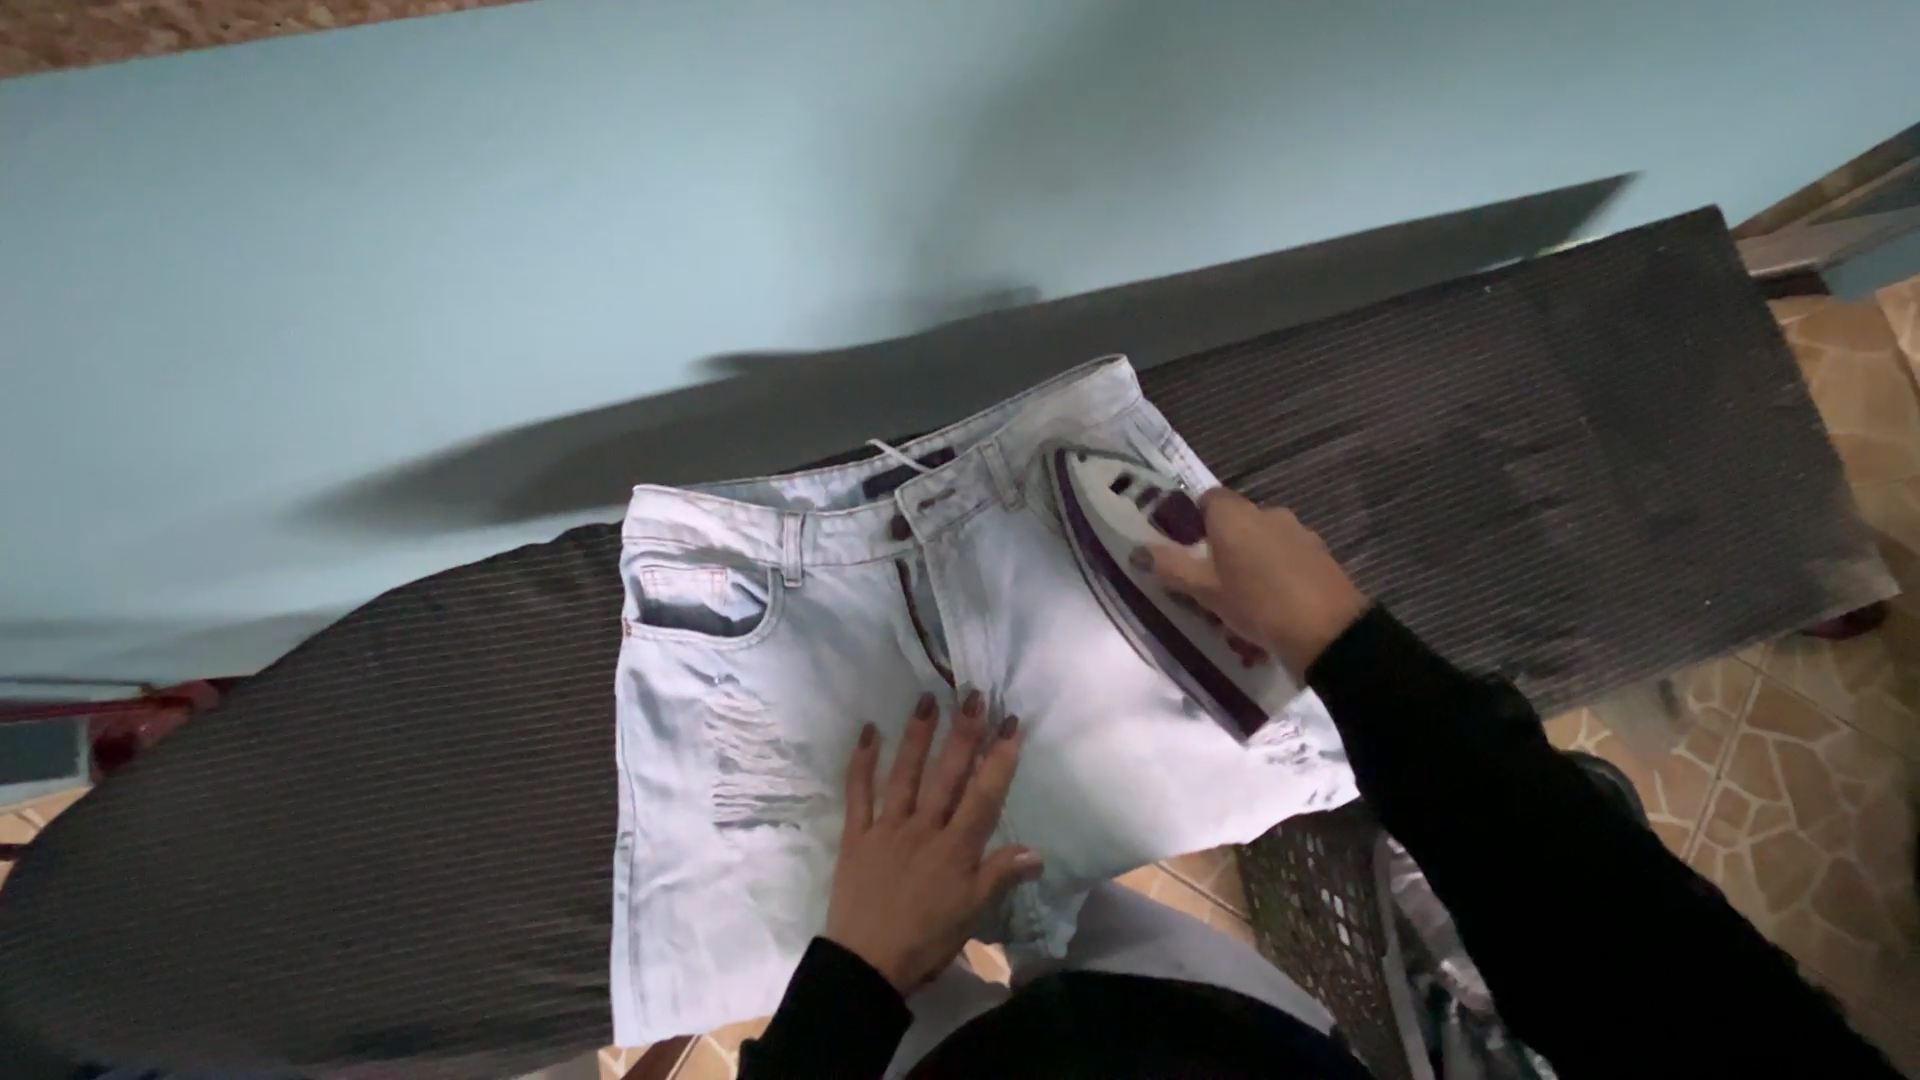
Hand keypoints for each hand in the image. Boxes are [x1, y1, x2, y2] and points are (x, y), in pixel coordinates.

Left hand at [824, 689, 1041, 994]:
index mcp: (955, 848)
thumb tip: (1037, 851)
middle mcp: (923, 828)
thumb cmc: (926, 940)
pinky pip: (858, 793)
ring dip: (917, 735)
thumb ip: (1000, 876)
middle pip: (946, 775)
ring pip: (904, 774)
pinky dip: (862, 761)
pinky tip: (868, 731)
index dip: (999, 758)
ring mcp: (887, 827)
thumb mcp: (971, 913)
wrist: (866, 966)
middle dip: (963, 734)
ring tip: (926, 699)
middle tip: (973, 696)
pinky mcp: (856, 835)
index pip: (983, 795)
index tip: (1011, 724)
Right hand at [1146, 487, 1368, 677]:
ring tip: (1243, 600)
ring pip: (1262, 539)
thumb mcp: (1204, 591)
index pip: (1208, 498)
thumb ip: (1170, 567)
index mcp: (1234, 515)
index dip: (1194, 520)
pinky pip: (1285, 557)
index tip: (1188, 549)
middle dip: (1222, 545)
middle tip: (1210, 581)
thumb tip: (1138, 550)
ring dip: (1249, 560)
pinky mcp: (1320, 554)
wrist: (1328, 632)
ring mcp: (1298, 532)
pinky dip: (1275, 573)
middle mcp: (1267, 512)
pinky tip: (1273, 605)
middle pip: (1236, 520)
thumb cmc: (1256, 603)